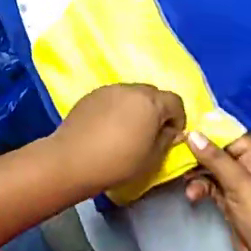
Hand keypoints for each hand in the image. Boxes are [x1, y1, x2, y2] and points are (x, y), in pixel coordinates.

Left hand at [45, 84, 184, 195]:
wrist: (73, 159)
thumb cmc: (118, 161)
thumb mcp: (152, 157)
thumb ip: (167, 139)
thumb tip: (171, 130)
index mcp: (149, 102)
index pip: (175, 101)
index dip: (177, 119)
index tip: (170, 136)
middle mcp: (129, 89)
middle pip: (152, 93)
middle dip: (157, 110)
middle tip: (150, 132)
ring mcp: (106, 89)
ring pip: (130, 93)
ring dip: (136, 107)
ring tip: (128, 129)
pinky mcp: (89, 95)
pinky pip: (112, 97)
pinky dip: (117, 107)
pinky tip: (109, 126)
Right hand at [184, 132, 250, 250]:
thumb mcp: (241, 185)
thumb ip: (215, 158)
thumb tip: (192, 133)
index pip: (234, 138)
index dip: (209, 133)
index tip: (182, 129)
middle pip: (222, 155)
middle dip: (199, 156)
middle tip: (175, 155)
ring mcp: (248, 192)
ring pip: (216, 173)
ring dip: (198, 176)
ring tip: (185, 183)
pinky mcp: (238, 208)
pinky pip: (216, 190)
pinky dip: (203, 190)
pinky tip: (193, 196)